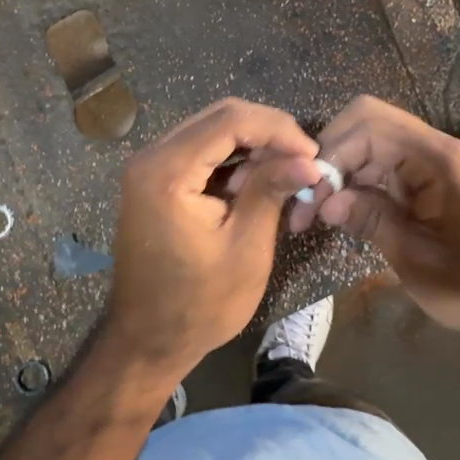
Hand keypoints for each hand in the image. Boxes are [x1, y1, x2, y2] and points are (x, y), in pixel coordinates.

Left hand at [102, 98, 320, 379]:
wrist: (147, 341)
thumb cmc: (199, 304)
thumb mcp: (246, 247)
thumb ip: (271, 190)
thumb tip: (310, 160)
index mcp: (167, 172)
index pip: (230, 120)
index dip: (277, 128)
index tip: (312, 154)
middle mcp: (151, 157)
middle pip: (219, 117)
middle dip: (268, 132)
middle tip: (305, 160)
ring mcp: (149, 167)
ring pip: (211, 130)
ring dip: (252, 145)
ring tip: (287, 173)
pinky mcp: (154, 180)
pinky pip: (200, 151)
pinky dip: (232, 159)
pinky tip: (256, 182)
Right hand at [289, 96, 459, 339]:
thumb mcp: (421, 263)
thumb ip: (374, 223)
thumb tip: (325, 201)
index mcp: (439, 159)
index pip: (370, 124)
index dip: (332, 153)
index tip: (310, 199)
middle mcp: (435, 149)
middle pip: (366, 125)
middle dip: (329, 158)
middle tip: (306, 207)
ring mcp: (432, 164)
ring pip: (370, 146)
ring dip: (339, 174)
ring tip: (312, 218)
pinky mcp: (429, 182)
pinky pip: (383, 168)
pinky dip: (356, 185)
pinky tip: (340, 215)